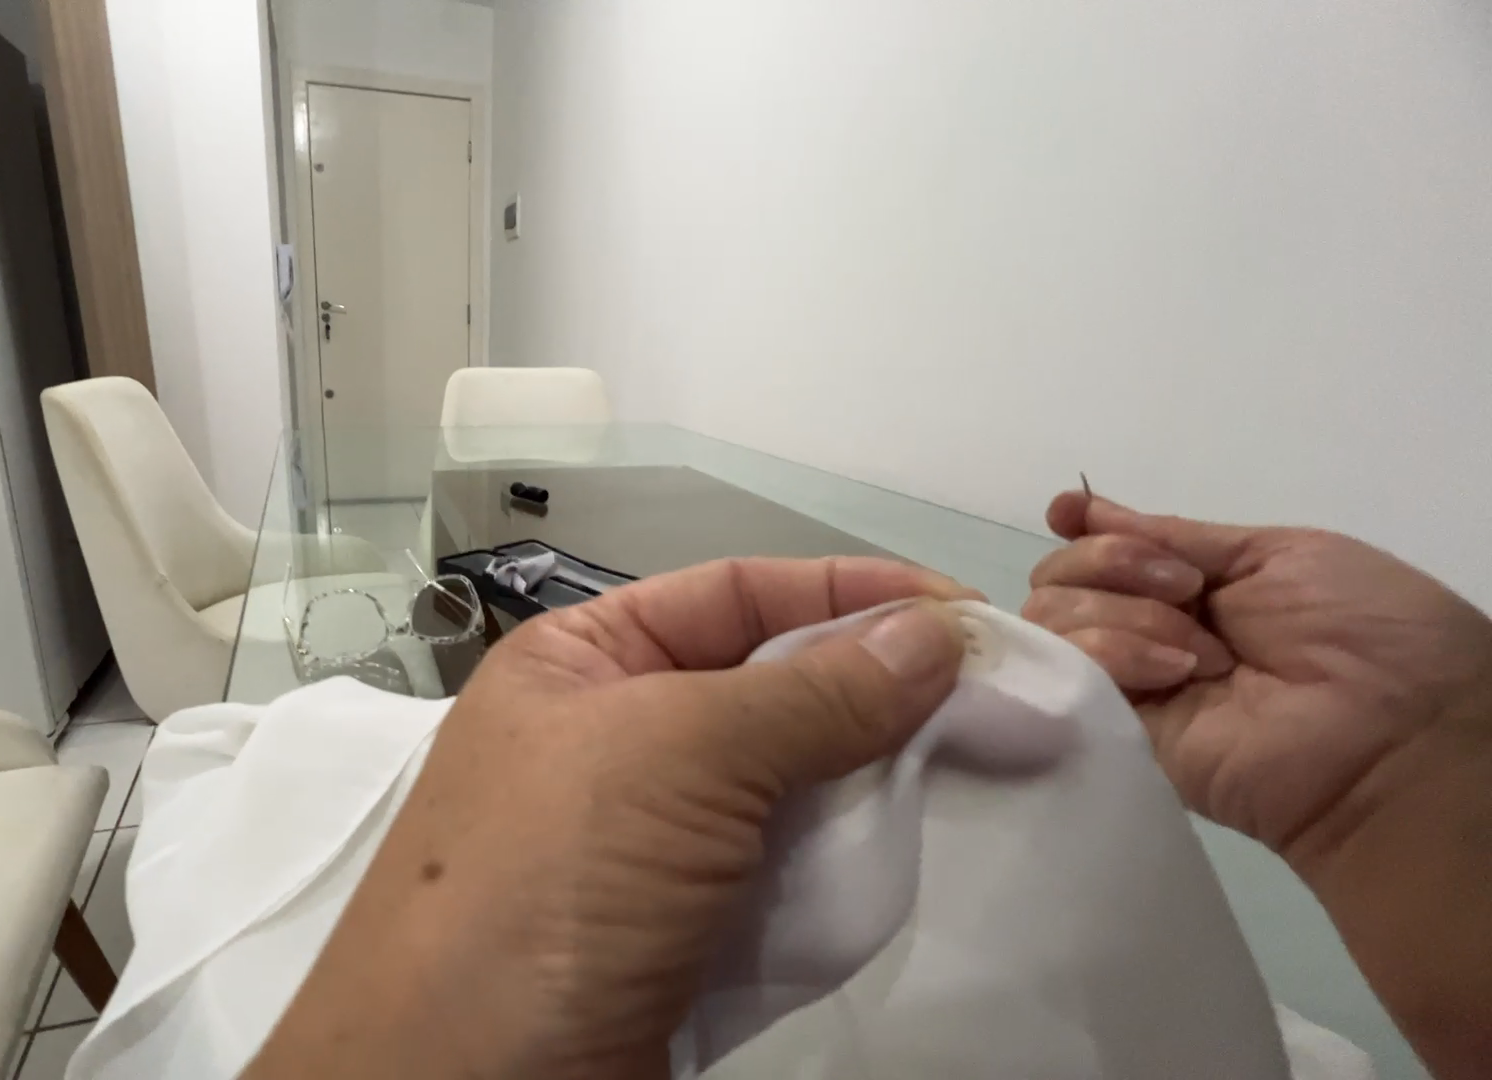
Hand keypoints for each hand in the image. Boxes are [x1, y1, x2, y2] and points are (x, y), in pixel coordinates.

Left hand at [245, 558, 975, 1079]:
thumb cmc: (553, 877)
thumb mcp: (676, 753)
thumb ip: (811, 693)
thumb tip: (932, 634)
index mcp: (583, 658)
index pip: (730, 592)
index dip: (843, 590)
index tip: (962, 610)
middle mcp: (612, 727)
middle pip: (765, 681)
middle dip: (873, 684)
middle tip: (999, 694)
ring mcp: (648, 825)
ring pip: (784, 772)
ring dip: (869, 771)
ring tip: (977, 758)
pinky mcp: (682, 912)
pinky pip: (783, 858)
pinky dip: (845, 851)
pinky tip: (907, 838)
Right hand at [1023, 492, 1491, 860]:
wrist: (1393, 739)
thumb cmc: (1363, 636)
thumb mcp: (1279, 555)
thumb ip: (1172, 535)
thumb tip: (1080, 508)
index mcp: (1177, 583)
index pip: (1091, 545)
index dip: (1074, 523)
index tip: (1066, 510)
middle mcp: (1132, 622)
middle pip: (1056, 575)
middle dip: (1108, 563)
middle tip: (1185, 589)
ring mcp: (1114, 671)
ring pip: (1049, 612)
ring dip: (1125, 614)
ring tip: (1201, 654)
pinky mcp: (1101, 713)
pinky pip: (1067, 660)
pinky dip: (1114, 652)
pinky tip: (1174, 673)